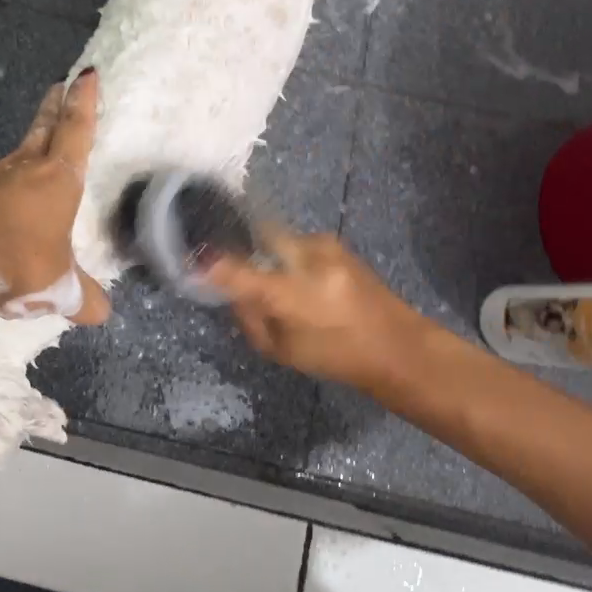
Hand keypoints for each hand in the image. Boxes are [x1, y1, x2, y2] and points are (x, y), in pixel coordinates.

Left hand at [0, 71, 109, 323]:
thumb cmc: (16, 265)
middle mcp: (23, 168)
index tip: (86, 74)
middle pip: (42, 129)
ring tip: (32, 169)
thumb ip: (84, 299)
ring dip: (25, 156)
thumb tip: (100, 312)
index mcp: (56, 179)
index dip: (84, 102)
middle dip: (53, 107)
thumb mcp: (60, 289)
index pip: (75, 130)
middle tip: (58, 87)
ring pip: (13, 159)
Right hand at [204, 230, 441, 388]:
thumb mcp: (282, 351)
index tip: (192, 263)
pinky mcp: (336, 244)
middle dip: (243, 246)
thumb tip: (231, 293)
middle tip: (232, 263)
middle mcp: (307, 259)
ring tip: (274, 279)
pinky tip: (298, 278)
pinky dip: (290, 256)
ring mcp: (325, 247)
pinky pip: (298, 243)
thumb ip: (250, 318)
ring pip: (279, 238)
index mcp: (292, 292)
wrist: (400, 346)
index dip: (210, 265)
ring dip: (270, 253)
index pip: (237, 271)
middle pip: (259, 235)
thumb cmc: (337, 356)